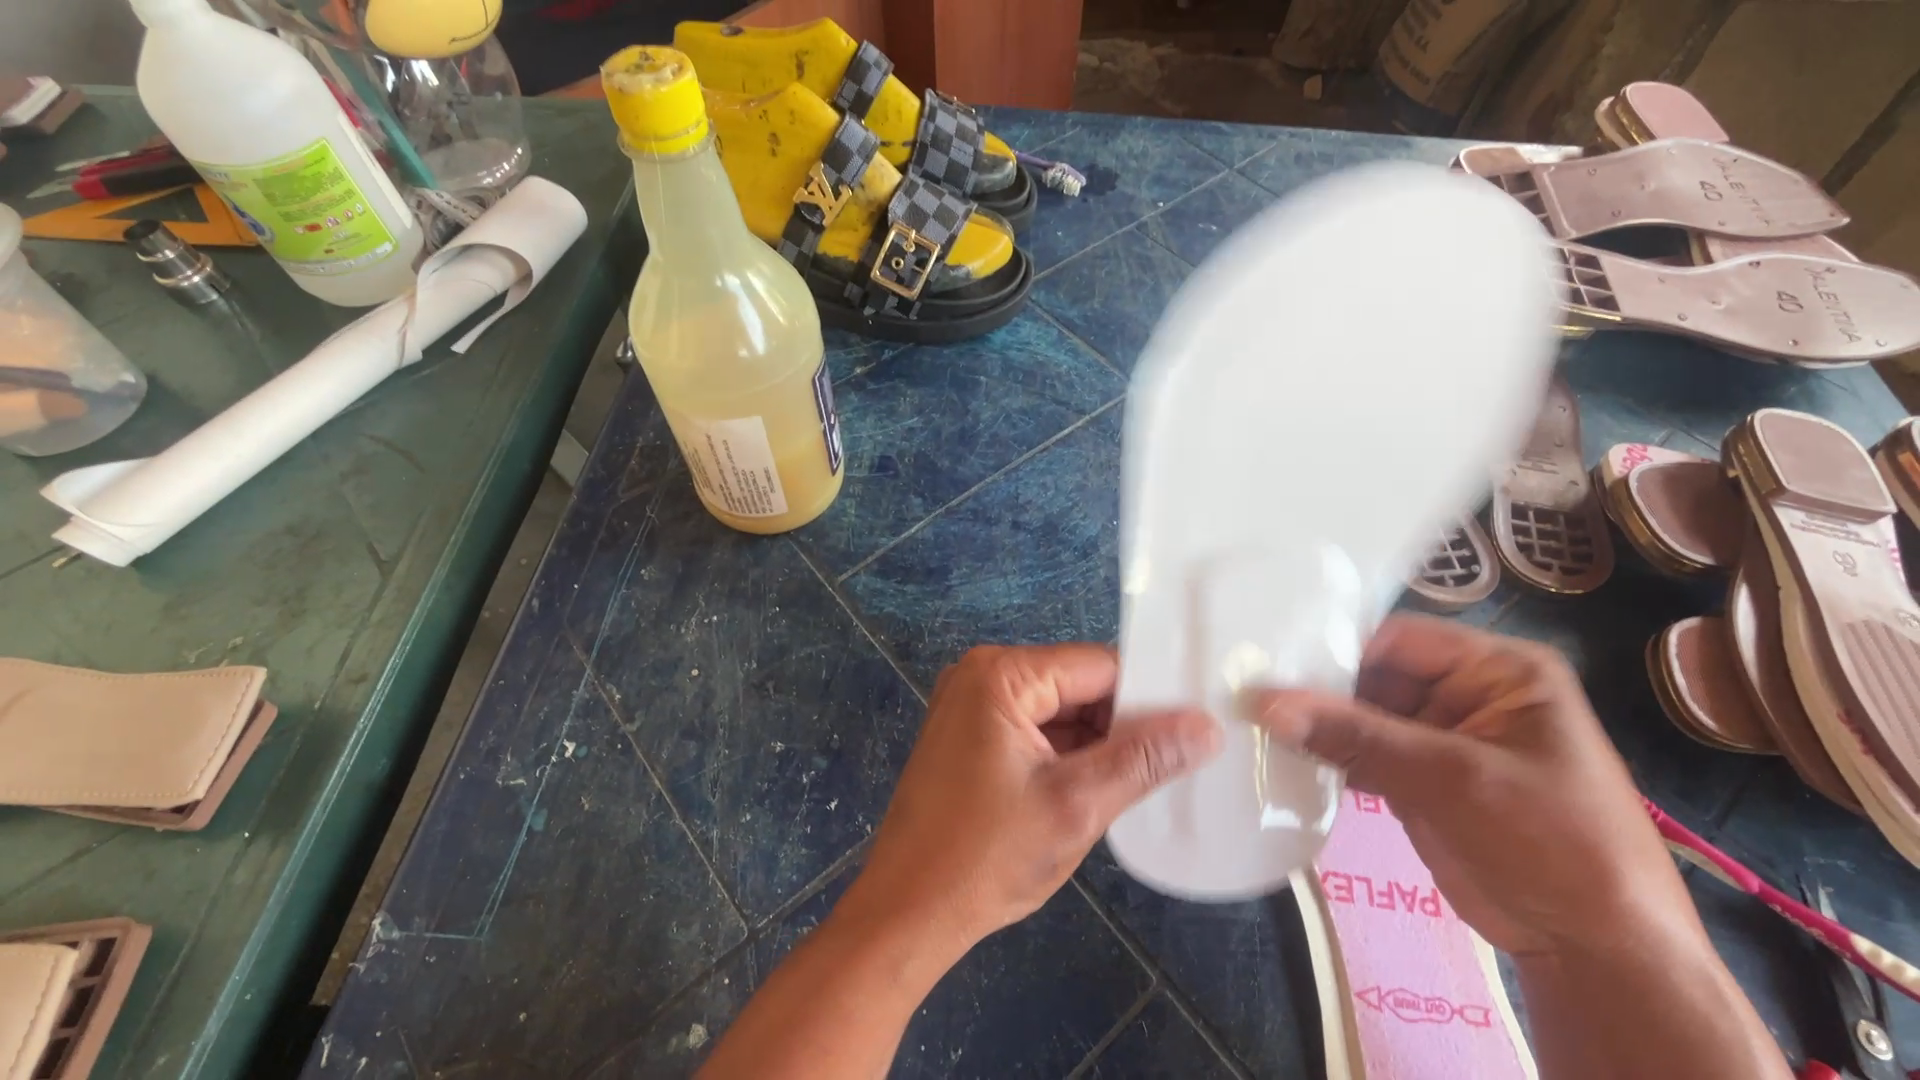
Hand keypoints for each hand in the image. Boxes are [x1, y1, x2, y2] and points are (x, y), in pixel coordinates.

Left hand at [850, 644, 1220, 948]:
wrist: (907, 912)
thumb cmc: (987, 857)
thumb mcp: (1077, 805)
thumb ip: (1143, 758)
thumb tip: (1206, 726)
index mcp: (1001, 675)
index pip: (1099, 666)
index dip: (1151, 695)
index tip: (1199, 727)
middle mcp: (982, 676)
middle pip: (1078, 685)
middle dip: (1124, 723)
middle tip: (1182, 760)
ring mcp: (971, 707)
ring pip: (1060, 711)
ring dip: (1098, 744)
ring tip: (1150, 778)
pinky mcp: (970, 738)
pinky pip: (1035, 731)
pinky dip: (1068, 756)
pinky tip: (1102, 787)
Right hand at [1254, 615, 1700, 959]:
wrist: (1596, 950)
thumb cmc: (1548, 842)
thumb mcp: (1451, 778)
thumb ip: (1355, 736)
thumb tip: (1264, 702)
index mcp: (1498, 670)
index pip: (1397, 638)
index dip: (1331, 648)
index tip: (1265, 662)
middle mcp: (1467, 694)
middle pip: (1373, 676)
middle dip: (1316, 691)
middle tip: (1244, 695)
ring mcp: (1442, 740)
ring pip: (1362, 718)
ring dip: (1316, 728)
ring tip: (1249, 725)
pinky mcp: (1422, 781)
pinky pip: (1364, 756)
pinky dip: (1328, 760)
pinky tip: (1279, 762)